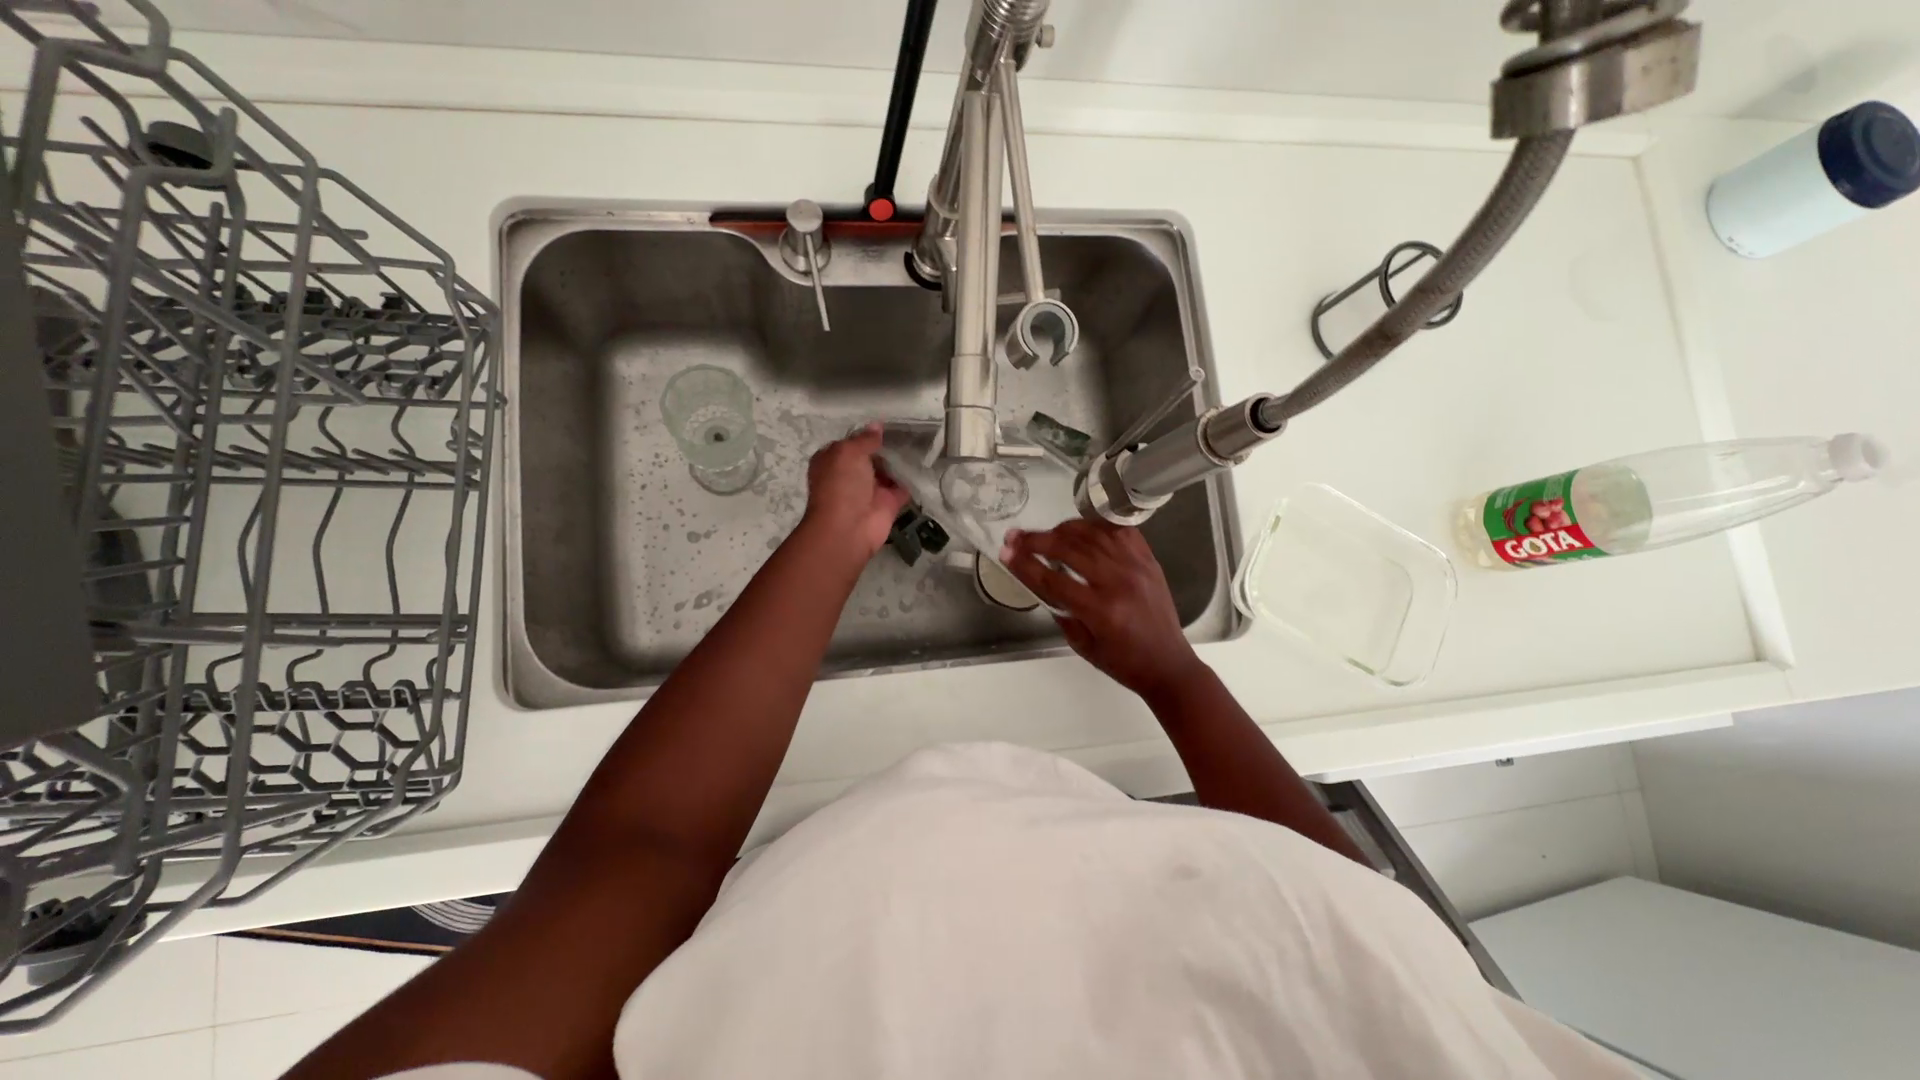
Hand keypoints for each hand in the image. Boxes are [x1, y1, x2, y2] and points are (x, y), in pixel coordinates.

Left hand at [800, 423, 910, 560]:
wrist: (848, 528)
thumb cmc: (841, 485)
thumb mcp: (848, 452)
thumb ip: (864, 439)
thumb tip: (877, 426)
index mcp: (832, 460)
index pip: (850, 443)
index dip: (866, 435)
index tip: (887, 424)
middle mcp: (849, 475)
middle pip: (870, 457)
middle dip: (886, 447)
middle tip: (910, 430)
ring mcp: (869, 490)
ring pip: (887, 471)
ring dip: (900, 462)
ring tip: (921, 442)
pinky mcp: (888, 504)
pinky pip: (902, 488)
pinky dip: (911, 480)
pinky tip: (924, 464)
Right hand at [1001, 520, 1206, 699]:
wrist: (1168, 664)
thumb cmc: (1123, 663)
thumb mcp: (1082, 645)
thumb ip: (1061, 610)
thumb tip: (1039, 580)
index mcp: (1101, 610)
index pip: (1053, 580)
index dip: (1025, 565)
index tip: (1006, 553)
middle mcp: (1119, 581)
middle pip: (1069, 548)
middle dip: (1037, 541)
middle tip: (1015, 537)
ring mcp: (1136, 565)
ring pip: (1092, 533)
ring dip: (1063, 529)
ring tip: (1044, 534)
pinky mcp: (1148, 559)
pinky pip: (1118, 531)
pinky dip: (1095, 526)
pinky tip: (1079, 530)